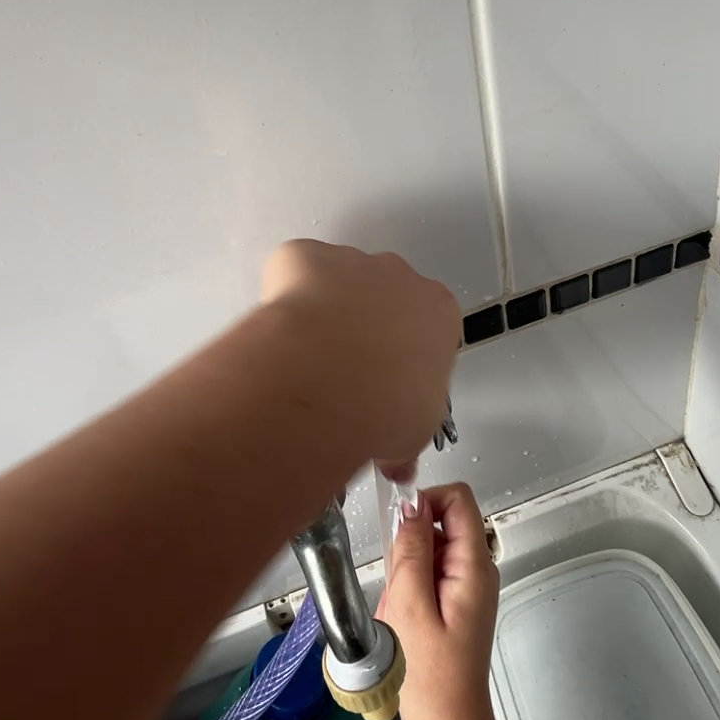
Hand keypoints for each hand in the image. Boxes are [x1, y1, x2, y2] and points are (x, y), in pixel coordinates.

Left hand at [259, 240, 459, 465]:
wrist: (325, 380)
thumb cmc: (381, 402)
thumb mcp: (413, 434)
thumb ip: (408, 438)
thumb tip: (396, 463)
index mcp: (438, 311)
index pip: (427, 327)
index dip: (405, 357)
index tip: (389, 383)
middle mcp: (399, 276)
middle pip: (384, 294)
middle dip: (366, 326)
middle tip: (346, 374)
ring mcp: (350, 261)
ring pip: (338, 280)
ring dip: (325, 310)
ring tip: (308, 360)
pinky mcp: (304, 256)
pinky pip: (294, 270)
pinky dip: (286, 294)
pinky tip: (282, 333)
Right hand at [376, 483, 499, 719]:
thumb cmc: (432, 678)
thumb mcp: (410, 606)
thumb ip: (410, 549)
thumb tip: (410, 506)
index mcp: (474, 566)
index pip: (457, 498)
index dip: (426, 499)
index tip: (400, 521)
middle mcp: (476, 569)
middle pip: (440, 520)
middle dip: (409, 541)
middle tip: (399, 580)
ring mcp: (465, 583)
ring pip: (428, 546)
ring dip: (405, 567)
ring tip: (401, 605)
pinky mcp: (453, 597)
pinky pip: (426, 571)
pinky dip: (407, 585)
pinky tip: (403, 615)